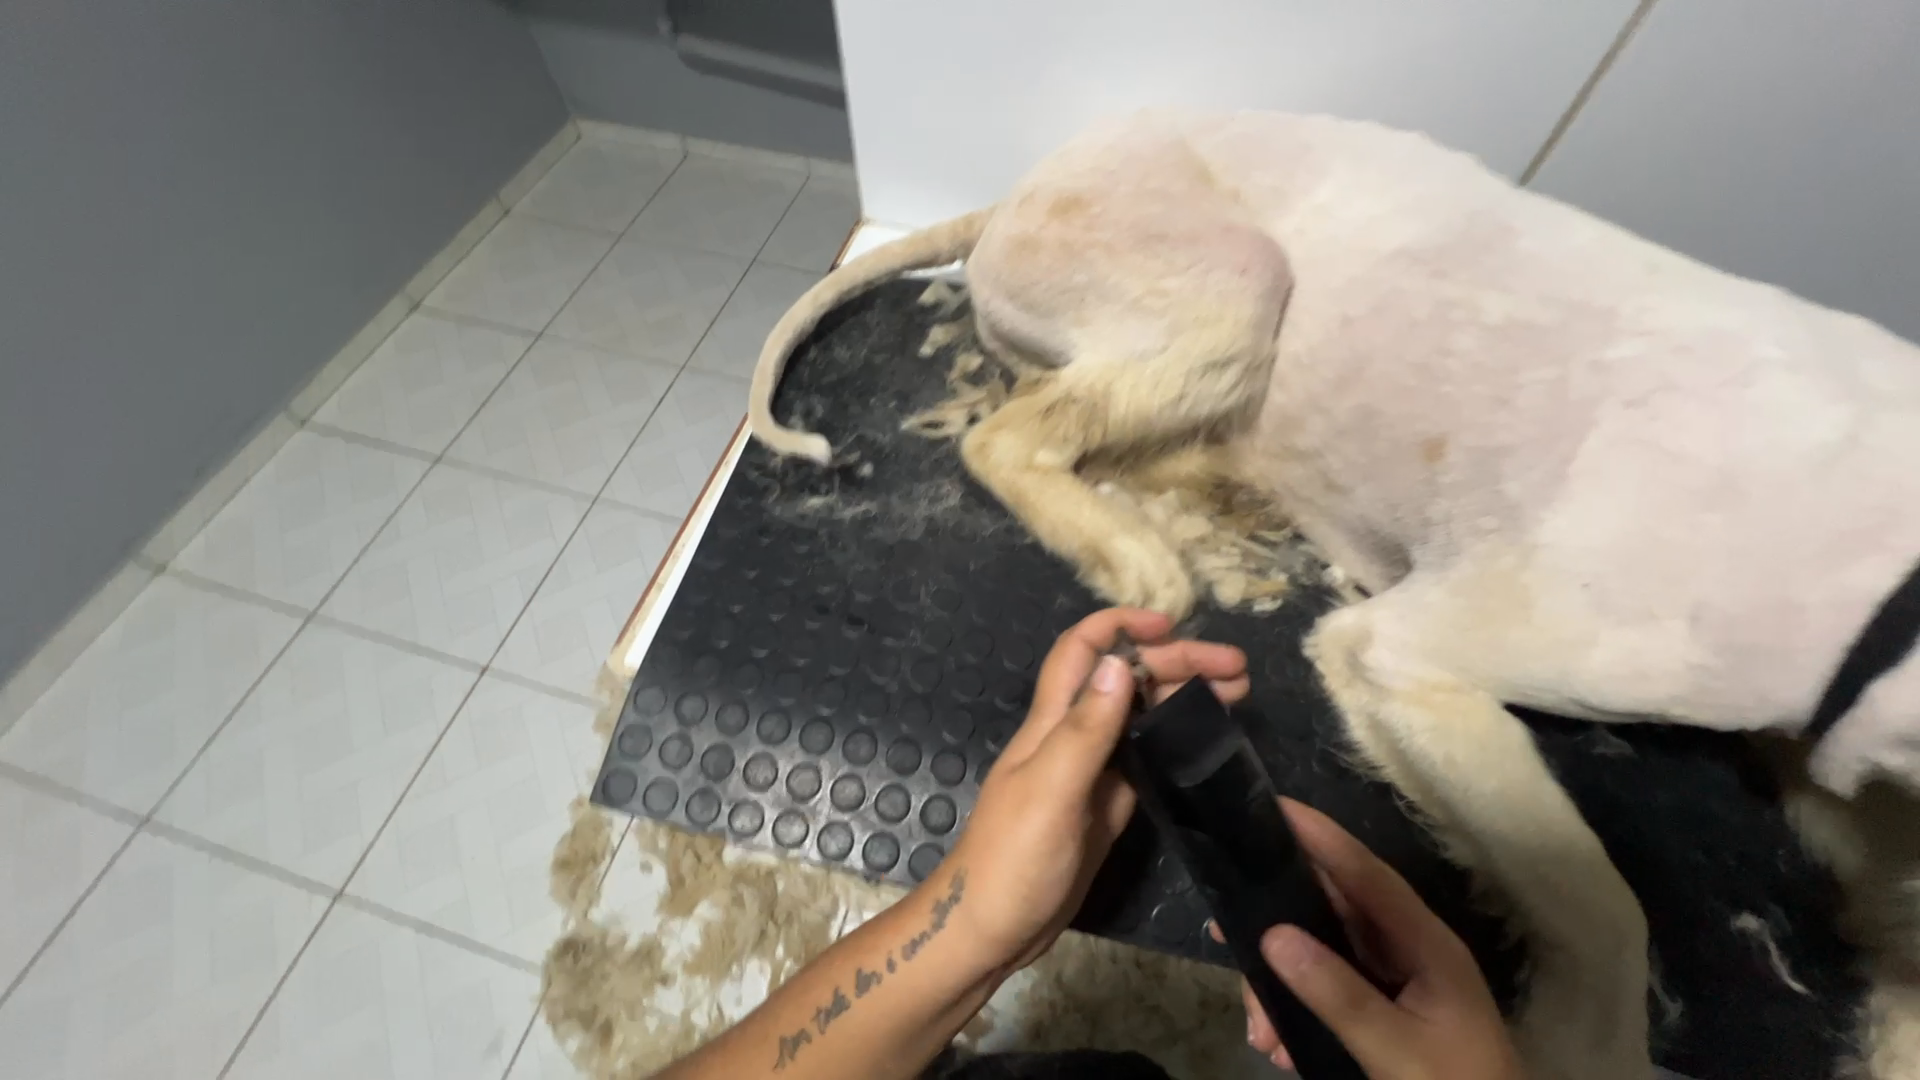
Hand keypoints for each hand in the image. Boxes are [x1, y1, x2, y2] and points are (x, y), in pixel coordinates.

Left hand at [944, 608, 1248, 974]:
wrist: (992, 929)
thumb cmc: (1014, 859)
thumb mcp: (1051, 791)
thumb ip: (1085, 729)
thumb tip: (1119, 662)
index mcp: (1051, 722)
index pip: (1081, 650)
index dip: (1120, 626)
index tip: (1170, 625)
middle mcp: (1071, 735)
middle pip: (1123, 679)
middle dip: (1174, 661)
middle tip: (1236, 668)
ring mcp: (1089, 770)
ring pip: (1138, 715)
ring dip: (1182, 696)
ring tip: (1237, 693)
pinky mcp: (1104, 804)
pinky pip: (1144, 758)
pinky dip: (1175, 740)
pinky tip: (1206, 741)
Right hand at [1229, 799, 1524, 1078]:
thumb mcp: (1399, 1053)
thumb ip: (1339, 995)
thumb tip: (1273, 935)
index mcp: (1425, 944)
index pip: (1367, 873)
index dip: (1322, 835)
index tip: (1275, 804)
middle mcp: (1404, 948)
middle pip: (1327, 908)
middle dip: (1275, 921)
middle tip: (1222, 928)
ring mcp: (1388, 978)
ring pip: (1314, 949)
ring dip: (1277, 982)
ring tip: (1258, 1028)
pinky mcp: (1374, 1006)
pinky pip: (1318, 985)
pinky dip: (1290, 1008)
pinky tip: (1275, 1043)